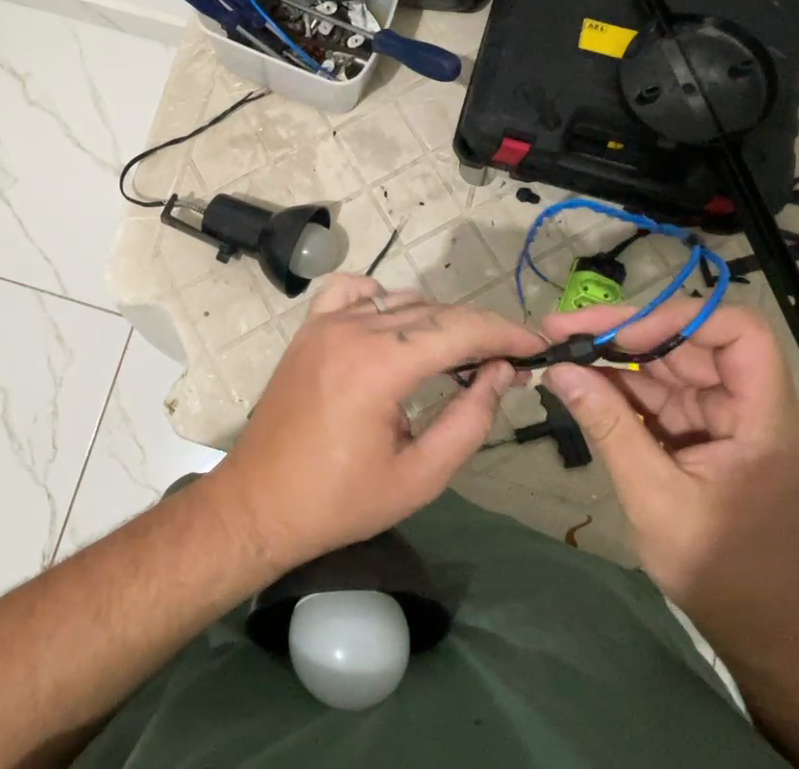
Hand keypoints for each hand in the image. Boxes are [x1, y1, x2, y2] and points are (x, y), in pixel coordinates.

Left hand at [204, 274, 544, 571]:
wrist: (259, 504)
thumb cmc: (340, 502)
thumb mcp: (420, 476)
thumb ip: (469, 420)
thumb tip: (501, 373)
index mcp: (379, 365)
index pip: (460, 330)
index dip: (506, 334)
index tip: (538, 347)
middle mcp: (351, 331)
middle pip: (433, 312)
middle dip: (479, 331)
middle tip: (509, 361)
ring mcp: (323, 326)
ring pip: (398, 301)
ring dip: (437, 320)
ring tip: (461, 356)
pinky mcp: (307, 332)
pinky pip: (349, 293)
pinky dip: (381, 300)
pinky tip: (396, 326)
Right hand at [540, 300, 798, 656]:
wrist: (756, 623)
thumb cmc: (717, 565)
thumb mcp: (654, 496)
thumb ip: (608, 427)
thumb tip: (559, 370)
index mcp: (764, 416)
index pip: (737, 333)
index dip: (676, 320)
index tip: (616, 335)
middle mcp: (751, 406)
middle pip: (692, 342)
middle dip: (625, 332)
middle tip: (559, 330)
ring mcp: (727, 420)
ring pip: (671, 366)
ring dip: (615, 357)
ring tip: (558, 349)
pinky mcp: (705, 436)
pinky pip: (662, 396)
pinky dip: (622, 388)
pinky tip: (580, 381)